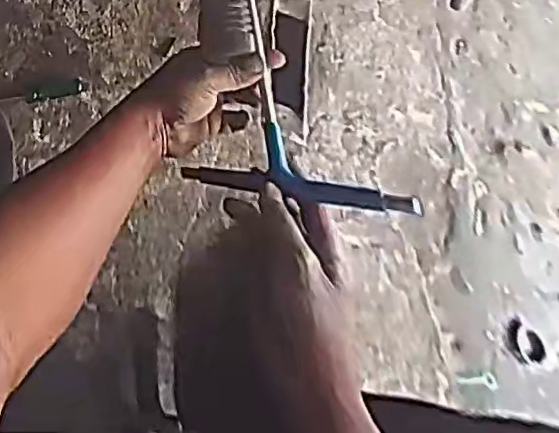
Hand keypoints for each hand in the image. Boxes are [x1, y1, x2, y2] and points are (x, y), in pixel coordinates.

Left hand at [124, 46, 272, 157]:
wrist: (154, 127)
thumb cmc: (168, 95)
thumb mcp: (208, 76)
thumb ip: (237, 72)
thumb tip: (260, 64)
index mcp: (203, 59)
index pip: (235, 54)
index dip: (255, 57)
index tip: (274, 59)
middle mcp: (206, 78)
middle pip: (239, 76)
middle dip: (256, 79)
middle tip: (272, 83)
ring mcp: (208, 100)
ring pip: (237, 97)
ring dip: (252, 99)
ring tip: (265, 101)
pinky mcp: (209, 122)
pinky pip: (231, 120)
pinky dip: (241, 119)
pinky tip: (248, 118)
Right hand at [225, 185, 374, 432]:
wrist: (307, 398)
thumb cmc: (309, 336)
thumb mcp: (296, 266)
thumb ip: (284, 225)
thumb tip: (271, 191)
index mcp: (329, 251)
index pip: (310, 200)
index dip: (288, 178)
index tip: (266, 161)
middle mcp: (317, 264)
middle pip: (291, 218)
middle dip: (264, 201)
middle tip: (237, 190)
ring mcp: (298, 284)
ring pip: (274, 238)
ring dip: (253, 223)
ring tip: (230, 214)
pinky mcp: (280, 302)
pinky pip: (263, 263)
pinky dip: (247, 248)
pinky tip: (232, 248)